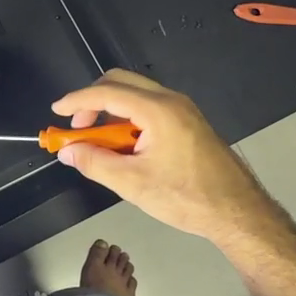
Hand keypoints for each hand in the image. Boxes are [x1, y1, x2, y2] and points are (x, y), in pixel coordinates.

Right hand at [51, 69, 279, 244]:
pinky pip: (150, 107)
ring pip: (136, 95)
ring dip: (111, 111)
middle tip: (78, 128)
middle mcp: (171, 101)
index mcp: (157, 110)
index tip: (56, 112)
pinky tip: (124, 147)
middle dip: (93, 101)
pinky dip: (128, 119)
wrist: (239, 212)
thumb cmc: (186, 197)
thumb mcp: (132, 184)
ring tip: (100, 143)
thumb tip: (68, 151)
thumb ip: (94, 162)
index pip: (107, 93)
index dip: (77, 101)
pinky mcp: (188, 122)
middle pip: (121, 82)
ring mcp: (183, 110)